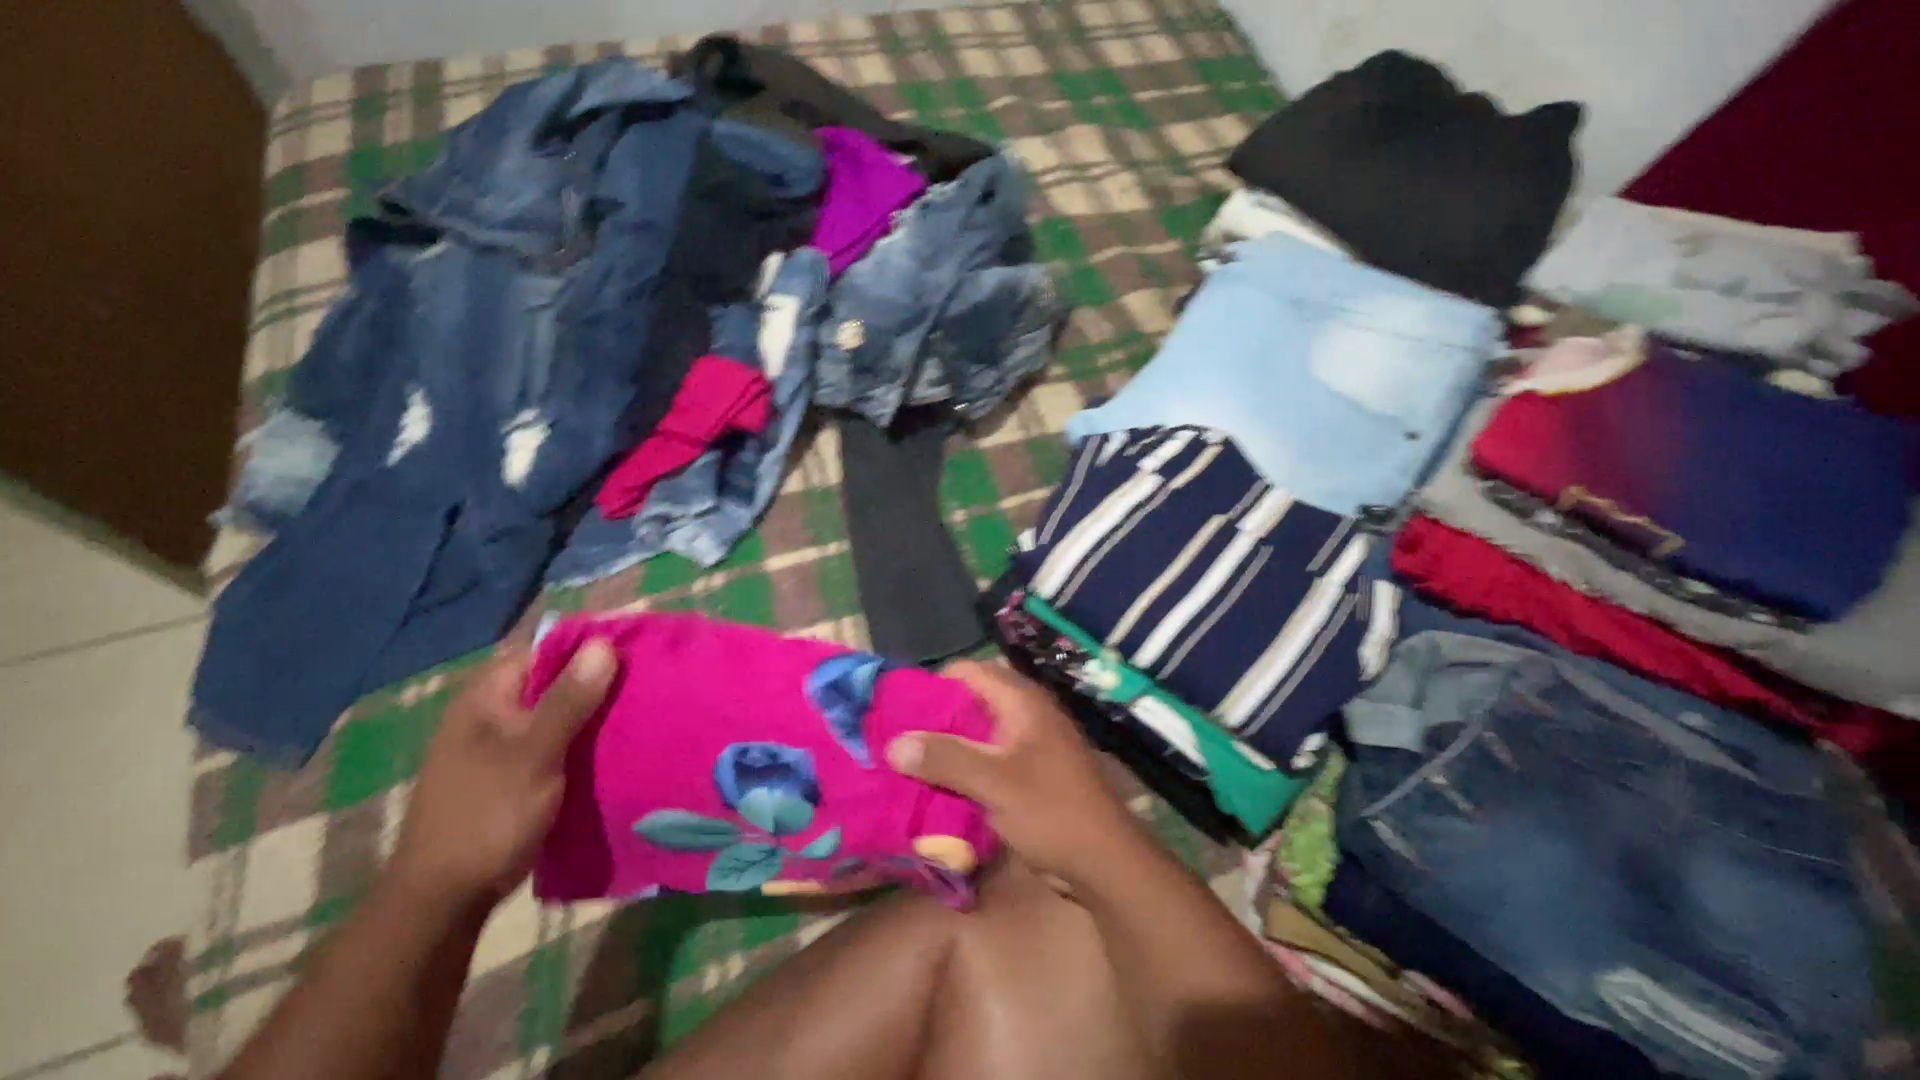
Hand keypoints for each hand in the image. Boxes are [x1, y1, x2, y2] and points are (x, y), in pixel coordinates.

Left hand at [389, 641, 615, 907]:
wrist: (444, 899)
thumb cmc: (487, 817)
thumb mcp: (535, 754)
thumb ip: (569, 700)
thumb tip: (603, 643)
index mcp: (485, 699)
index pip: (542, 652)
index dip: (587, 649)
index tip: (635, 654)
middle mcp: (489, 716)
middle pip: (551, 685)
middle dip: (596, 686)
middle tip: (647, 688)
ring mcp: (498, 750)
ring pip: (556, 720)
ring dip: (592, 720)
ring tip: (641, 718)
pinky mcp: (512, 781)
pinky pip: (554, 750)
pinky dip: (581, 749)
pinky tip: (615, 755)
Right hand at [886, 660, 1149, 893]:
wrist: (1104, 862)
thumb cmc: (1052, 811)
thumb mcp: (994, 781)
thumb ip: (944, 758)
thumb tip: (893, 743)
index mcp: (1022, 702)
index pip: (968, 671)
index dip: (932, 684)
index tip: (897, 711)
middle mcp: (1025, 716)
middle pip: (968, 703)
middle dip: (933, 720)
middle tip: (894, 741)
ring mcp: (1028, 748)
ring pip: (975, 737)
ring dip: (945, 749)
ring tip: (905, 766)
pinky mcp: (1027, 777)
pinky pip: (985, 763)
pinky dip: (961, 771)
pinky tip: (934, 789)